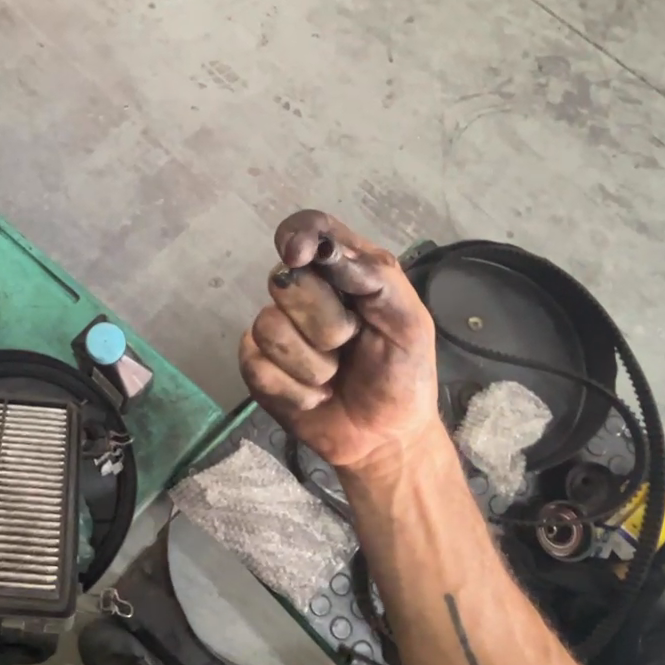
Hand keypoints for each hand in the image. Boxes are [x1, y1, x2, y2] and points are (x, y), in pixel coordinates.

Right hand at [238, 211, 446, 471]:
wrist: (384, 436)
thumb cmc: (402, 373)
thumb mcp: (408, 320)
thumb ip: (375, 276)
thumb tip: (324, 249)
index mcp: (340, 270)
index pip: (306, 228)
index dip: (296, 235)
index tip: (301, 255)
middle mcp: (302, 292)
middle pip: (284, 280)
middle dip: (324, 322)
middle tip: (351, 344)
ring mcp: (274, 329)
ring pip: (270, 327)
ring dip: (313, 364)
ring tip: (334, 377)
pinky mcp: (256, 366)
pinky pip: (258, 365)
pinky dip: (295, 389)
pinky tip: (314, 397)